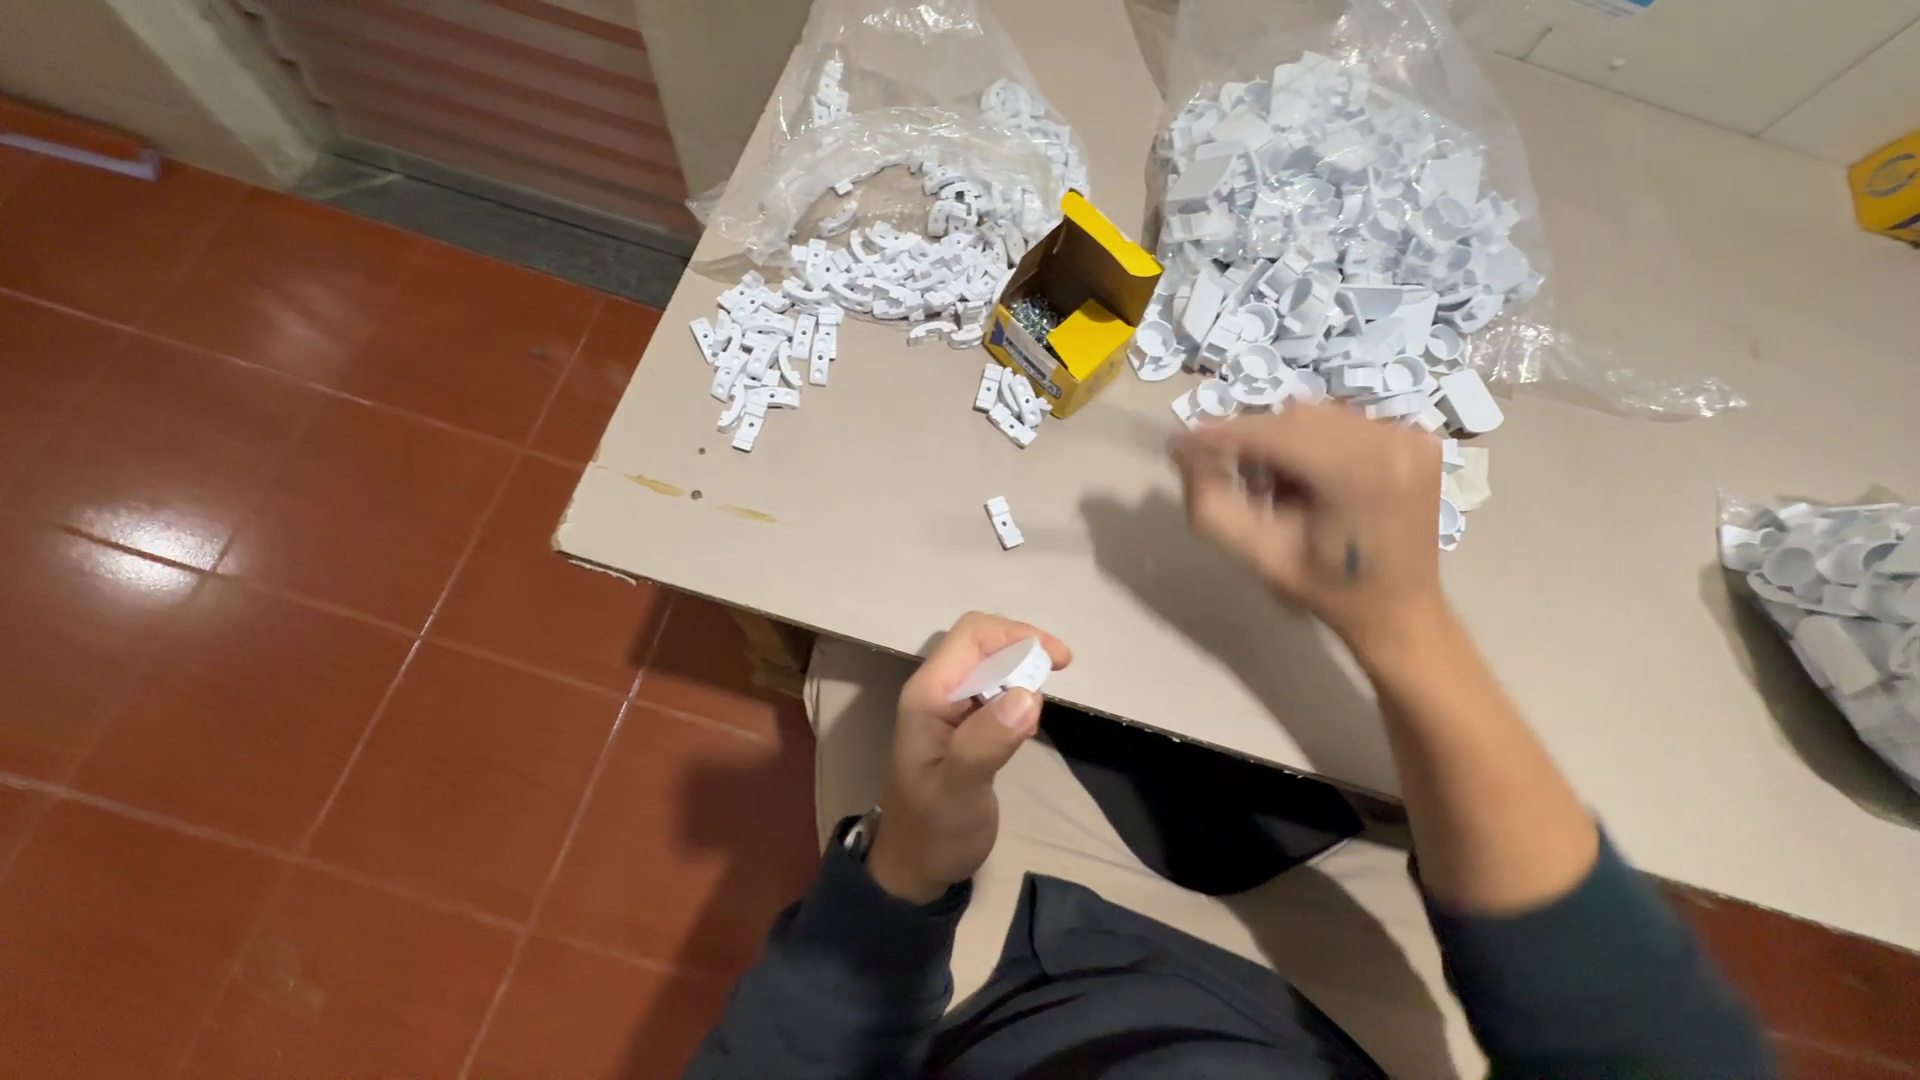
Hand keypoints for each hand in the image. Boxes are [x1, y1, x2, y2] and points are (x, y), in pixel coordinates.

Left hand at [866, 613, 1071, 903]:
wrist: (913, 868)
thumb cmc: (933, 832)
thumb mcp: (959, 792)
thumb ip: (986, 742)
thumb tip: (1028, 694)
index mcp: (928, 695)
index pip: (972, 636)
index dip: (1017, 635)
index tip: (1058, 661)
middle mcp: (936, 692)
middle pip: (982, 642)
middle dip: (1022, 646)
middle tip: (1057, 673)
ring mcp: (949, 708)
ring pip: (989, 663)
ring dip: (1021, 669)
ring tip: (1041, 705)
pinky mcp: (964, 726)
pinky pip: (993, 689)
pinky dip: (1017, 692)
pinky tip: (1028, 722)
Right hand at [1168, 403, 1447, 657]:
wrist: (1398, 609)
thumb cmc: (1326, 589)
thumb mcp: (1256, 554)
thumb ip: (1210, 503)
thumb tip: (1184, 452)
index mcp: (1359, 473)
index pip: (1273, 433)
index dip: (1222, 434)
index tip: (1180, 443)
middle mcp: (1391, 439)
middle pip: (1295, 417)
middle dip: (1254, 441)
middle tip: (1233, 477)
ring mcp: (1409, 435)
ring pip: (1317, 416)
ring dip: (1283, 442)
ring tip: (1277, 488)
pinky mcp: (1417, 436)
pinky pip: (1343, 423)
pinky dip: (1314, 444)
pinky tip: (1311, 481)